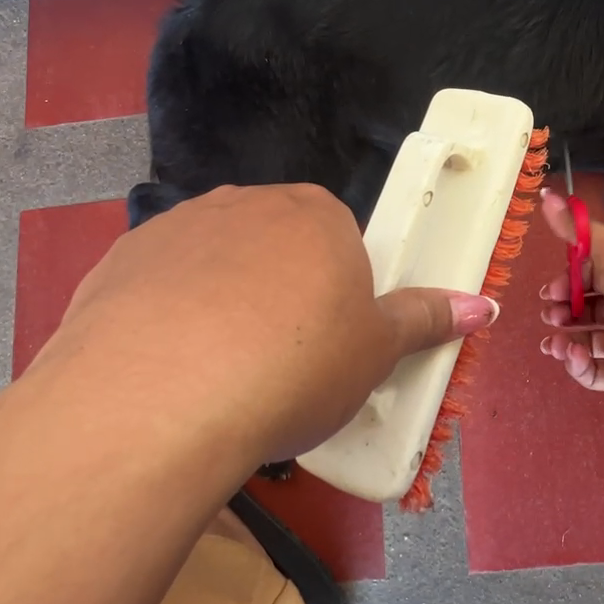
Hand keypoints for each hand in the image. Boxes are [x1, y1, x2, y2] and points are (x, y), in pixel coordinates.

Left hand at [37, 182, 498, 464]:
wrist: (156, 401)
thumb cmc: (292, 367)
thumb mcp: (375, 353)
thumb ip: (425, 321)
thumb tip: (485, 305)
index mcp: (316, 214)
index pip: (338, 240)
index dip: (336, 294)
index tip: (326, 343)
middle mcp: (247, 203)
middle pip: (275, 245)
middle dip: (279, 293)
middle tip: (277, 363)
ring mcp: (177, 227)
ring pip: (213, 264)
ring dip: (219, 302)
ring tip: (216, 374)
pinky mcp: (118, 261)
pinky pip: (155, 287)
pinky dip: (162, 318)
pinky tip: (163, 369)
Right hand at [535, 191, 603, 435]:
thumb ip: (576, 227)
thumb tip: (545, 193)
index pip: (589, 271)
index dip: (567, 278)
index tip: (551, 287)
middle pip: (584, 304)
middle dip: (561, 308)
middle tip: (551, 315)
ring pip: (583, 337)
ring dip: (563, 337)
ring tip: (555, 343)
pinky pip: (591, 369)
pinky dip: (577, 363)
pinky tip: (573, 356)